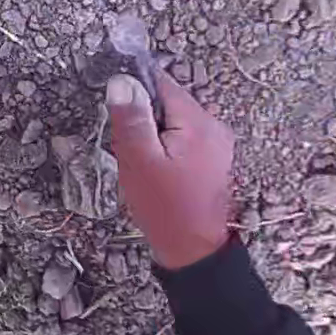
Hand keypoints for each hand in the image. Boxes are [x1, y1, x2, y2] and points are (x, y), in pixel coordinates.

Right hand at [105, 72, 235, 269]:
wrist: (195, 253)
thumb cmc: (165, 209)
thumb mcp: (139, 162)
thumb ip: (132, 120)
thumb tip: (122, 81)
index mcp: (198, 121)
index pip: (161, 83)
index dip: (134, 94)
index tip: (120, 118)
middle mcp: (213, 125)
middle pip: (166, 103)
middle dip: (143, 121)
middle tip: (131, 150)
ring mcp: (216, 143)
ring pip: (172, 122)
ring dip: (152, 136)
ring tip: (142, 164)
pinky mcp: (212, 159)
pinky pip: (181, 139)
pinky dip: (164, 148)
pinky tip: (156, 171)